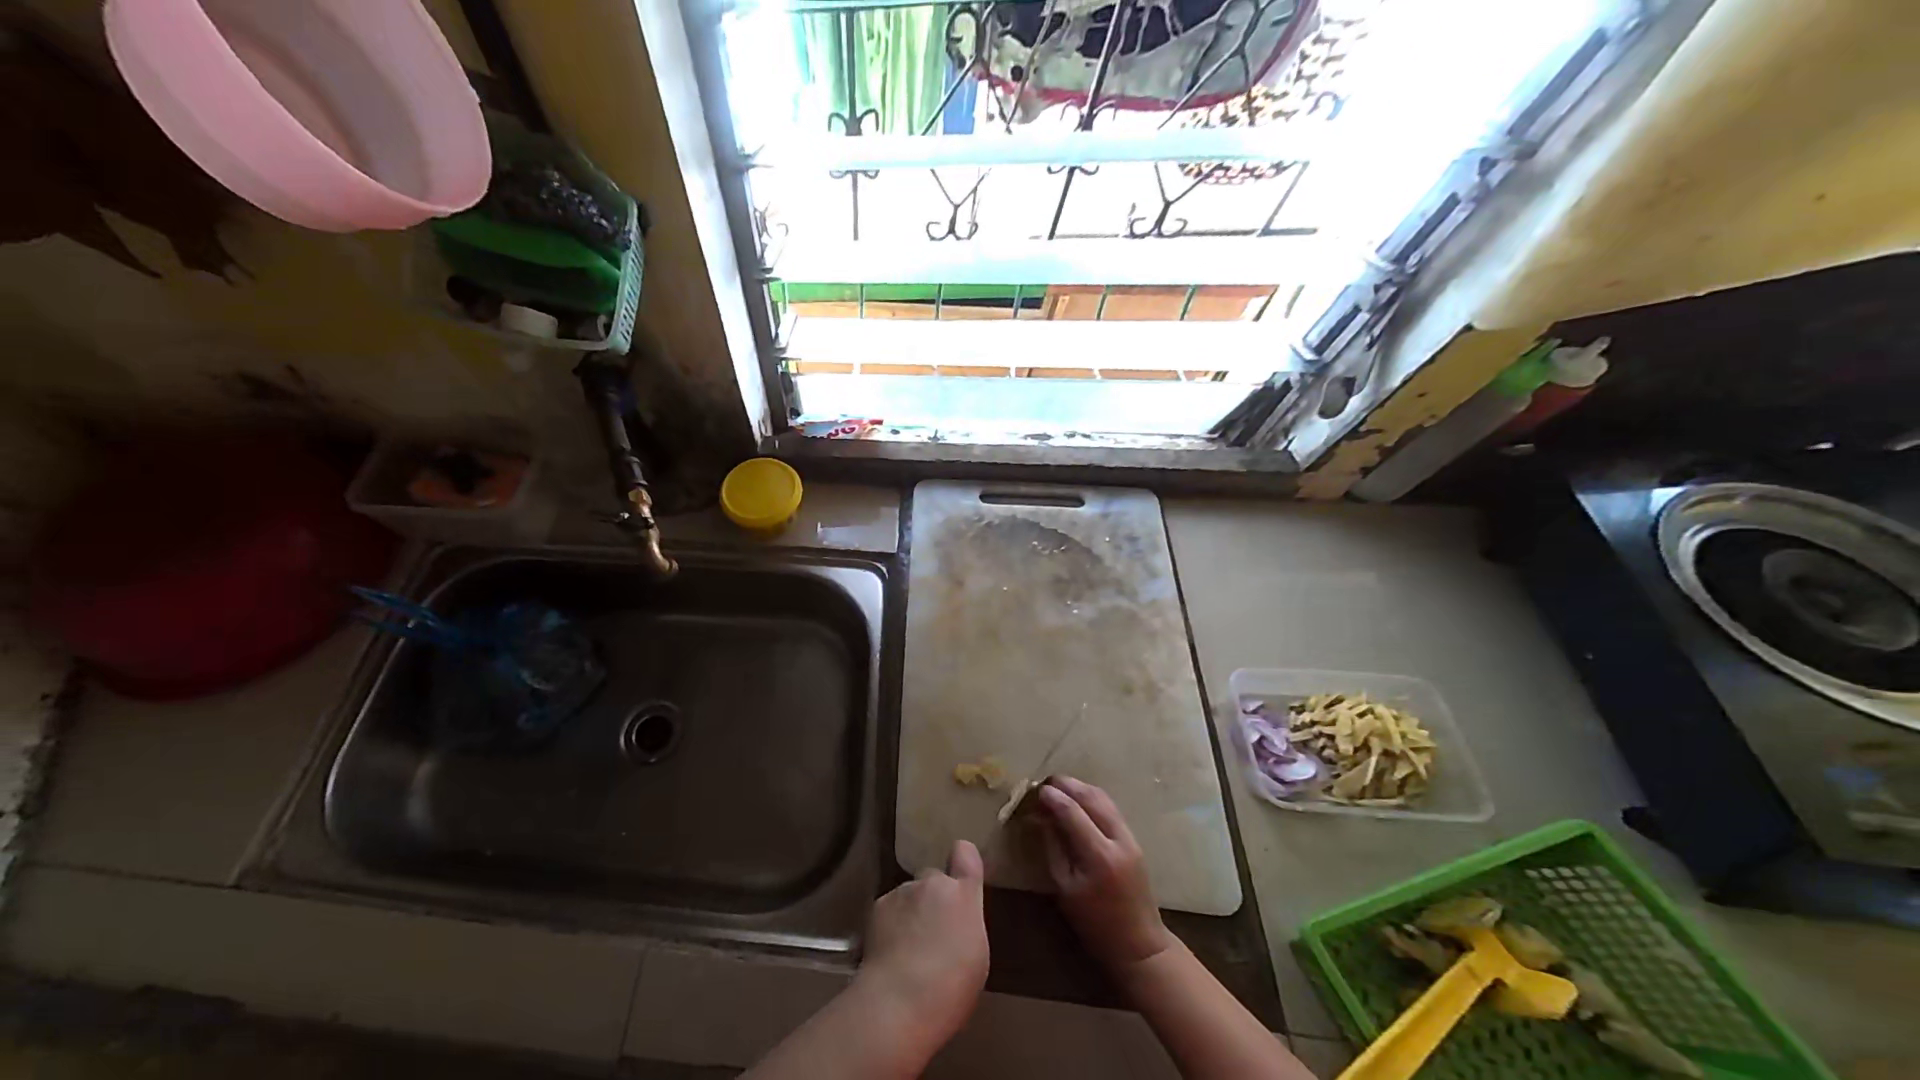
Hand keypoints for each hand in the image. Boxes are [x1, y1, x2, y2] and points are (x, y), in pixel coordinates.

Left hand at [857, 839, 988, 1046]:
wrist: (899, 1000)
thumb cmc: (951, 987)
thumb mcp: (976, 955)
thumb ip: (967, 924)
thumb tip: (956, 922)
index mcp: (963, 895)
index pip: (965, 853)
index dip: (962, 860)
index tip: (961, 877)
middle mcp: (933, 883)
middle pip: (934, 879)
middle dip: (934, 898)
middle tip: (931, 932)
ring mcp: (902, 891)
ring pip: (909, 895)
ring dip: (910, 912)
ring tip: (906, 948)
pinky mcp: (877, 906)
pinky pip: (889, 909)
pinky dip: (889, 924)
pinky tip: (888, 951)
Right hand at [1037, 777, 1175, 968]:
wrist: (1139, 943)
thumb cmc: (1095, 923)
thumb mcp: (1065, 890)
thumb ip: (1053, 849)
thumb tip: (1041, 818)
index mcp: (1099, 856)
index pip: (1073, 813)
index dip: (1053, 798)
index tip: (1035, 790)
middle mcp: (1119, 840)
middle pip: (1092, 798)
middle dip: (1068, 785)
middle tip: (1046, 782)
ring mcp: (1130, 838)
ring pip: (1105, 799)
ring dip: (1082, 788)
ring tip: (1060, 786)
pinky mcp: (1134, 840)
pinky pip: (1112, 809)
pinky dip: (1094, 798)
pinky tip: (1079, 799)